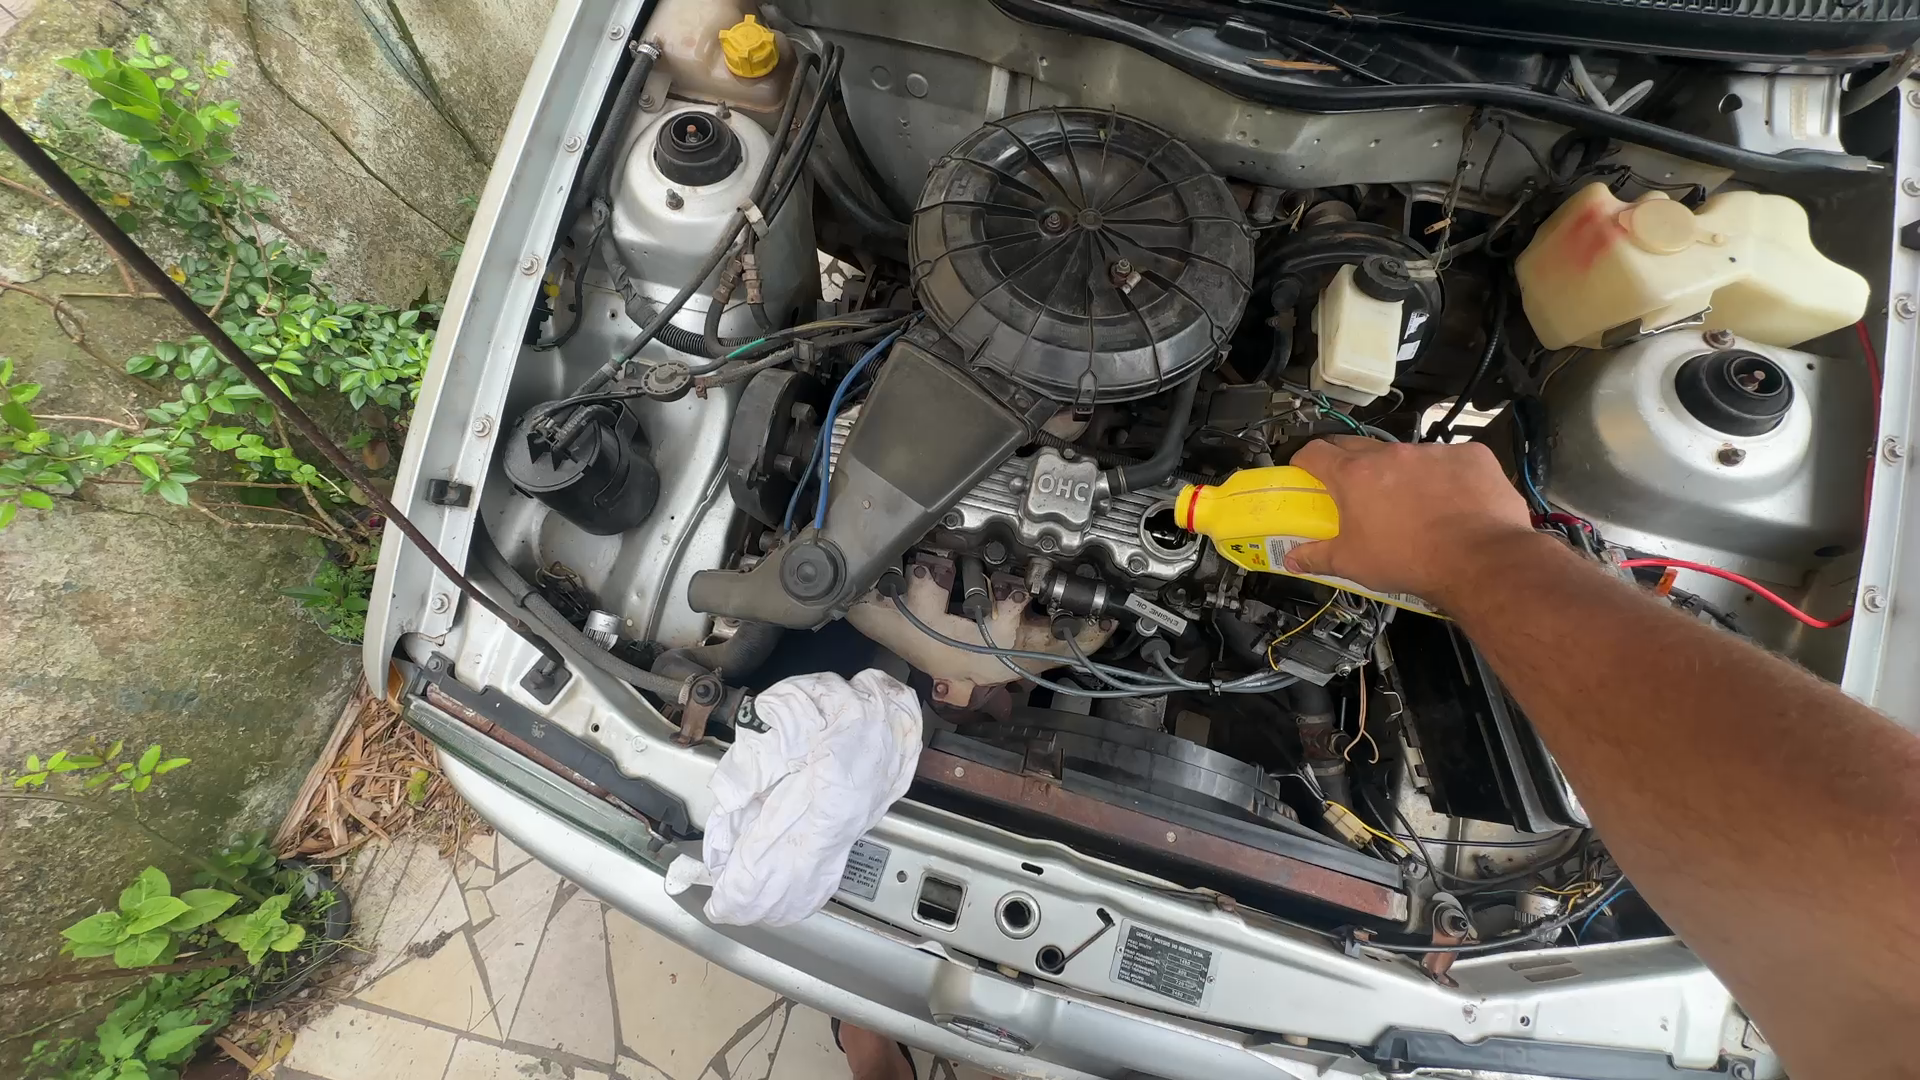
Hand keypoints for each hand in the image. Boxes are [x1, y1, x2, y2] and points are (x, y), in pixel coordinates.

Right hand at [1283, 436, 1536, 606]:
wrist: (1481, 560)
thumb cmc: (1410, 560)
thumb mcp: (1352, 563)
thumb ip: (1316, 557)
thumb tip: (1293, 560)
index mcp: (1354, 475)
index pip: (1314, 452)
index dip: (1305, 460)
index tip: (1306, 471)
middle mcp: (1391, 455)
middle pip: (1356, 446)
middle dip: (1348, 463)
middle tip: (1352, 489)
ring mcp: (1433, 452)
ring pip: (1405, 455)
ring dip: (1399, 472)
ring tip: (1409, 503)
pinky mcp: (1470, 456)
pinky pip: (1448, 459)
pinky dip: (1443, 475)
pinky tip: (1449, 501)